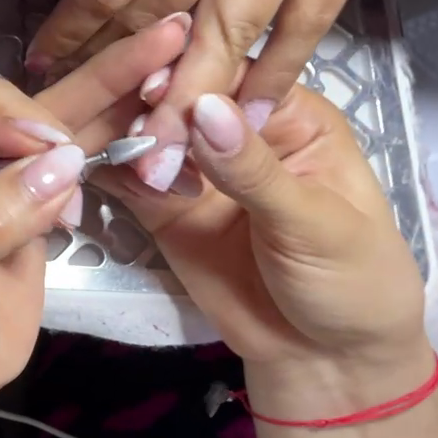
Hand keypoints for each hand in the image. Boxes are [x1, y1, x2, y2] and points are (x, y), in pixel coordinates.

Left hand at [0, 16, 188, 419]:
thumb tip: (60, 164)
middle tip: (72, 162)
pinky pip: (68, 156)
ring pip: (41, 117)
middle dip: (39, 119)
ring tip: (162, 60)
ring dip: (101, 92)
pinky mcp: (26, 194)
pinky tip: (146, 139)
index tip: (30, 153)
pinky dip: (109, 139)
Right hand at [96, 87, 431, 421]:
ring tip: (109, 152)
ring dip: (124, 137)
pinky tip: (86, 169)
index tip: (160, 89)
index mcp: (288, 116)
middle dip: (153, 108)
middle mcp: (233, 130)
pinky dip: (104, 169)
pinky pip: (125, 177)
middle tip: (132, 129)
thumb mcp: (316, 224)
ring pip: (146, 133)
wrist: (322, 361)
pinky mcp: (159, 203)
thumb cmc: (351, 283)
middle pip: (181, 99)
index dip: (198, 76)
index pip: (236, 76)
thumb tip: (203, 107)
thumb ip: (255, 170)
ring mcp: (192, 167)